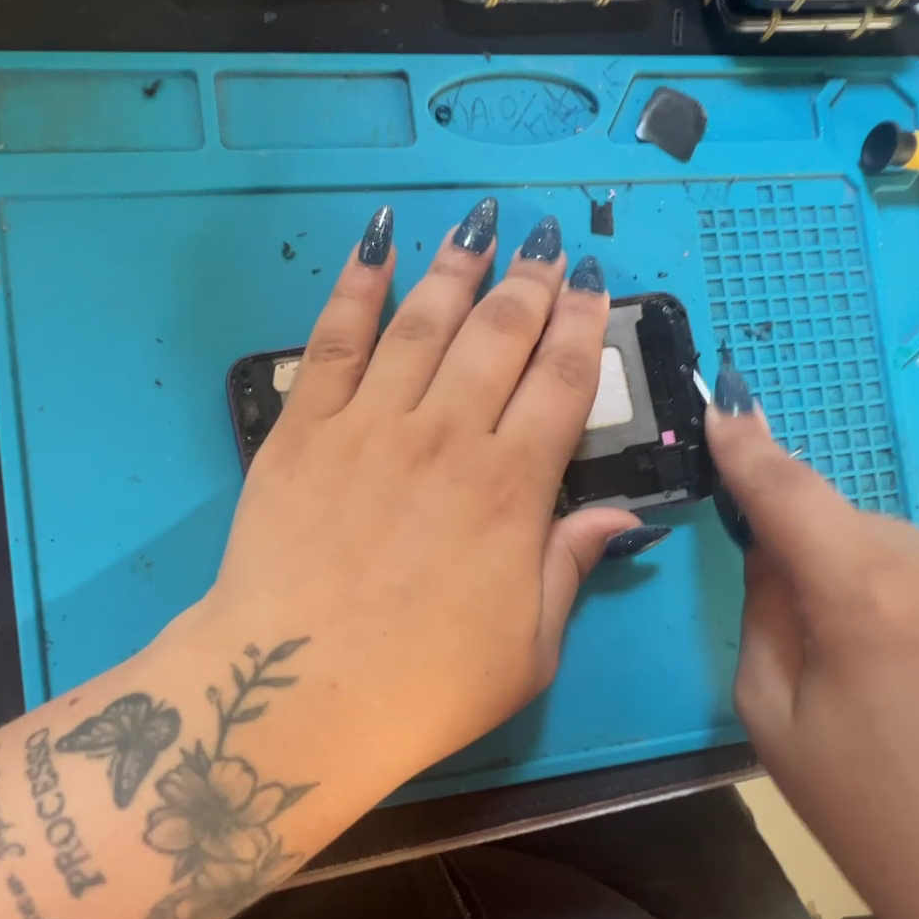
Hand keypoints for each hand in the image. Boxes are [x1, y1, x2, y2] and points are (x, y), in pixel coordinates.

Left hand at [195, 202, 640, 773]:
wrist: (298, 693)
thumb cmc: (423, 687)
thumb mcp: (529, 649)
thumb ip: (570, 568)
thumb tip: (621, 516)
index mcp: (512, 489)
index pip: (562, 384)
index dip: (584, 327)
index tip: (593, 284)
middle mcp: (447, 437)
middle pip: (499, 336)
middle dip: (529, 283)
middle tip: (546, 242)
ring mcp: (369, 426)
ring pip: (423, 323)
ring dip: (455, 267)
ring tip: (478, 224)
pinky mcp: (302, 431)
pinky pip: (334, 340)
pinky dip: (356, 287)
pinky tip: (377, 245)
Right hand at [707, 371, 918, 918]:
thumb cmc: (873, 817)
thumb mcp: (773, 719)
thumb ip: (763, 613)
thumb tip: (773, 548)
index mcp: (867, 603)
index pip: (792, 495)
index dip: (751, 451)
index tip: (728, 410)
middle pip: (868, 532)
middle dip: (834, 558)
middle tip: (832, 632)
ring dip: (907, 593)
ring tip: (918, 680)